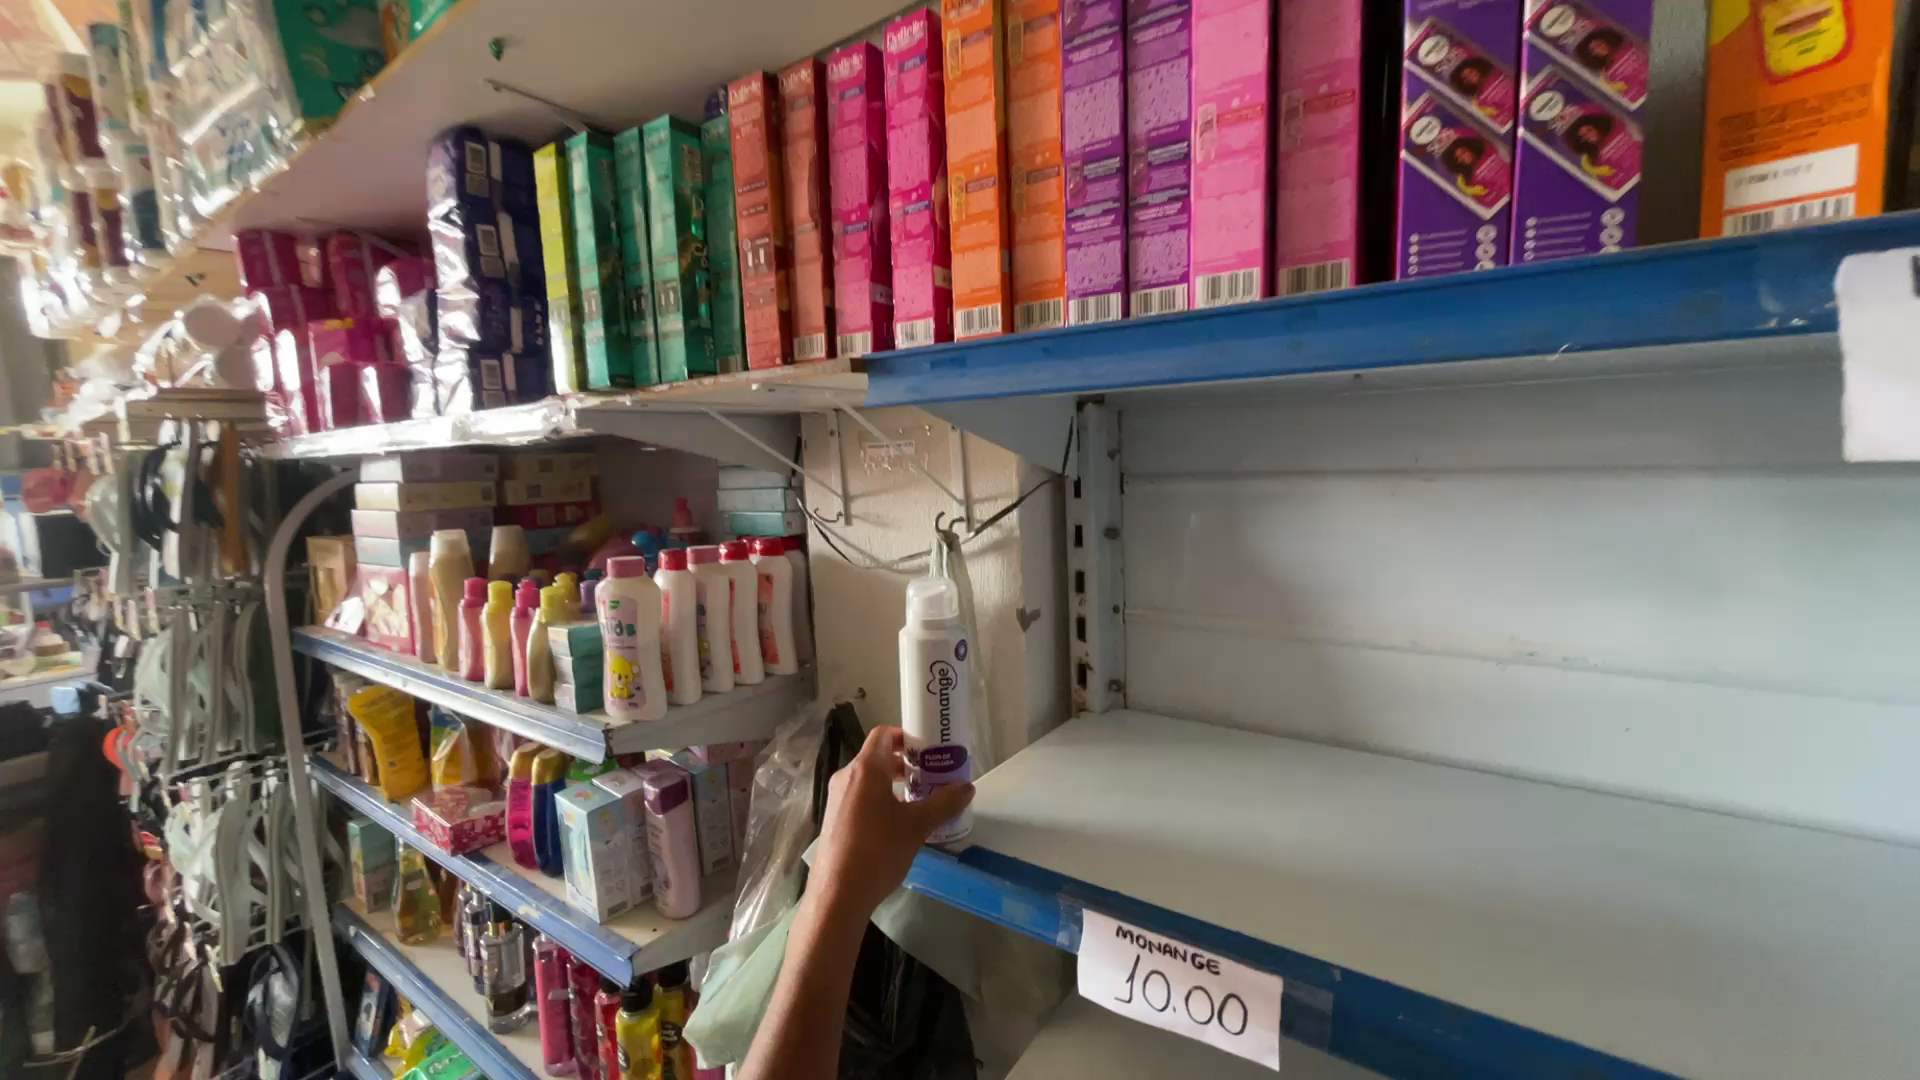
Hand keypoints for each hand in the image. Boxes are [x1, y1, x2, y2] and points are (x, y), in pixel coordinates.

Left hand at [809, 725, 973, 920]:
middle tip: (927, 775)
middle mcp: (846, 777)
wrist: (838, 894)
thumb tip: (967, 788)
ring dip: (889, 782)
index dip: (904, 736)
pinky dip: (876, 798)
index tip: (925, 748)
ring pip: (866, 778)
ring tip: (914, 800)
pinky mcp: (832, 819)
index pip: (882, 734)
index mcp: (865, 769)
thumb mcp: (918, 826)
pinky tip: (893, 823)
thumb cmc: (879, 850)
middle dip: (901, 762)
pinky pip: (857, 796)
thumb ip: (944, 803)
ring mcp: (836, 798)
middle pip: (875, 756)